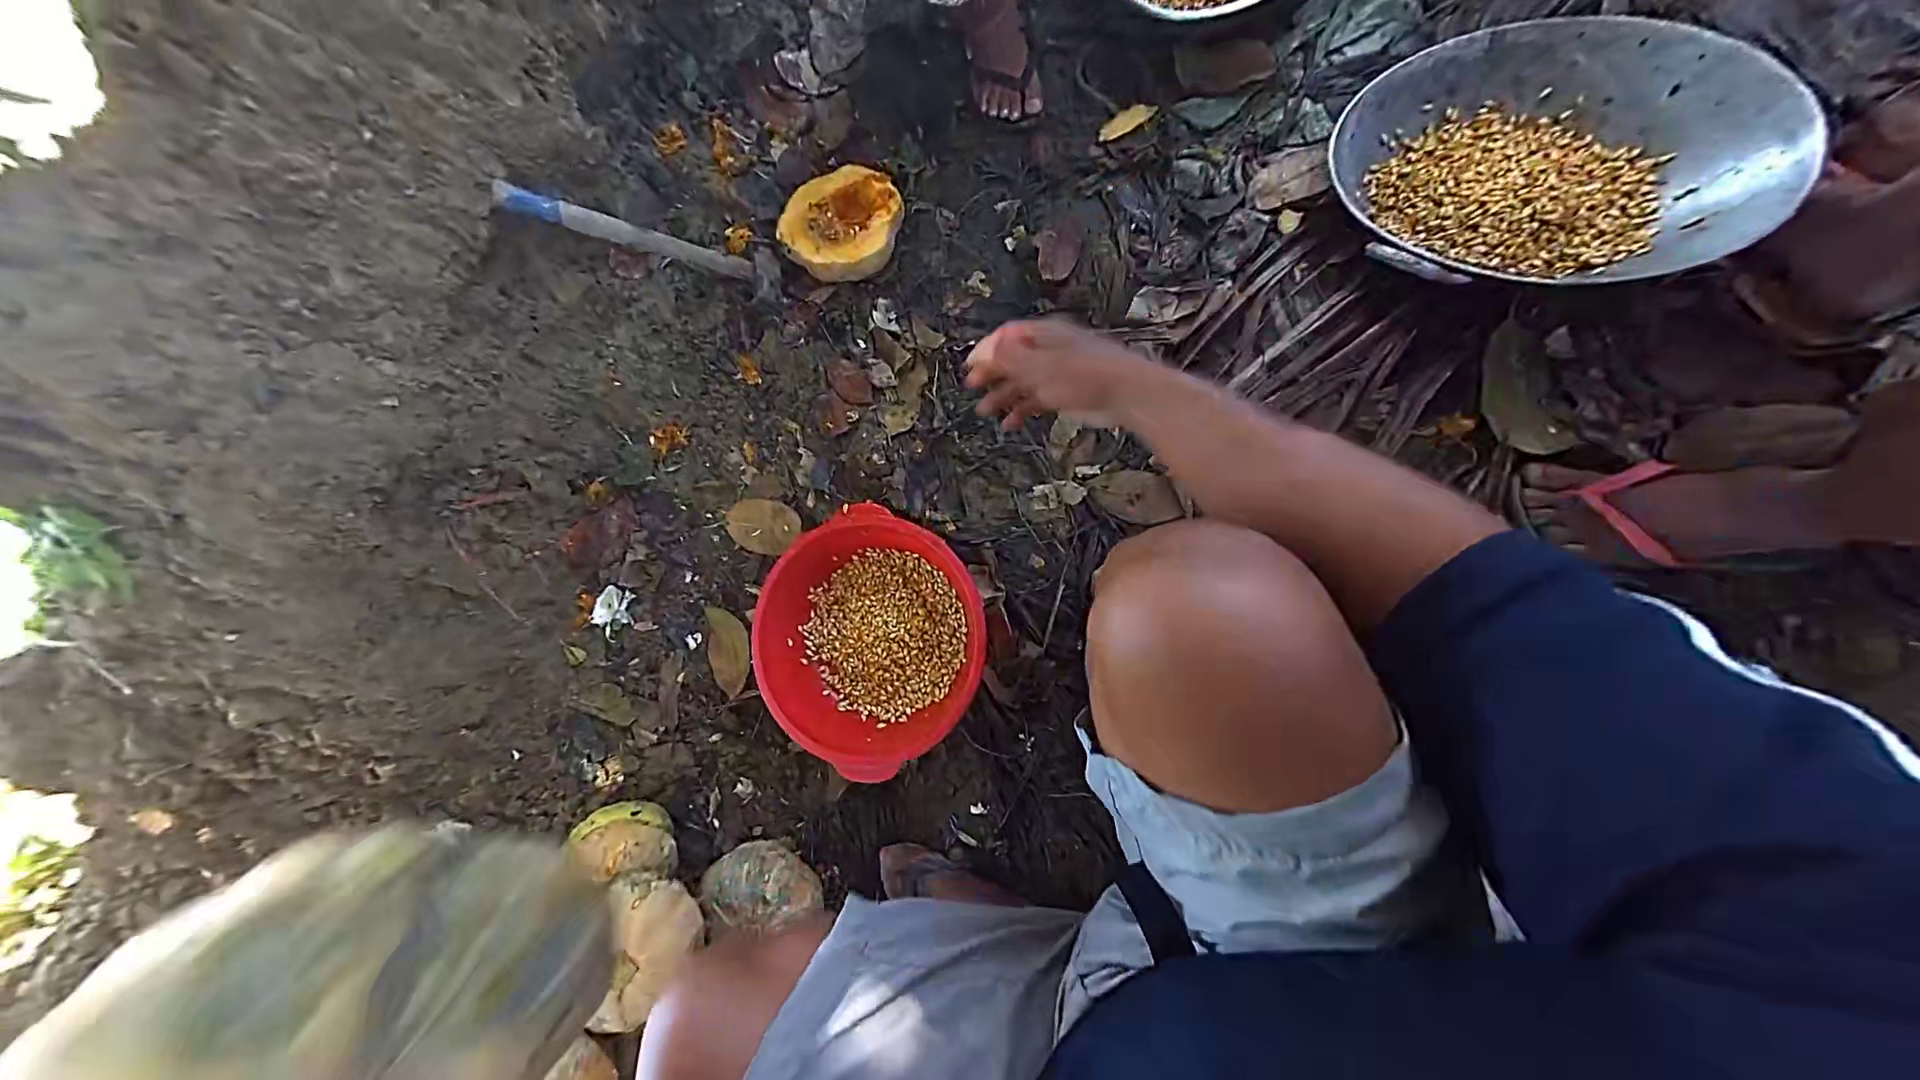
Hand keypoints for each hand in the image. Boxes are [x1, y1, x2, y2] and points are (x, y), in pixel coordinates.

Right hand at [964, 319, 1166, 430]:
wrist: (1126, 391)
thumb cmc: (1086, 374)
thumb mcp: (1039, 365)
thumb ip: (1008, 358)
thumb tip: (983, 351)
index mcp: (1041, 335)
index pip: (1005, 337)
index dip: (985, 351)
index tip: (969, 366)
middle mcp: (1048, 350)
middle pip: (1012, 360)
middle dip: (991, 374)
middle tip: (971, 386)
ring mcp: (1057, 372)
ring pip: (1023, 382)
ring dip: (1003, 396)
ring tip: (985, 411)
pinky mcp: (1067, 393)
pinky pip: (1037, 400)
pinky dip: (1022, 410)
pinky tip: (1011, 423)